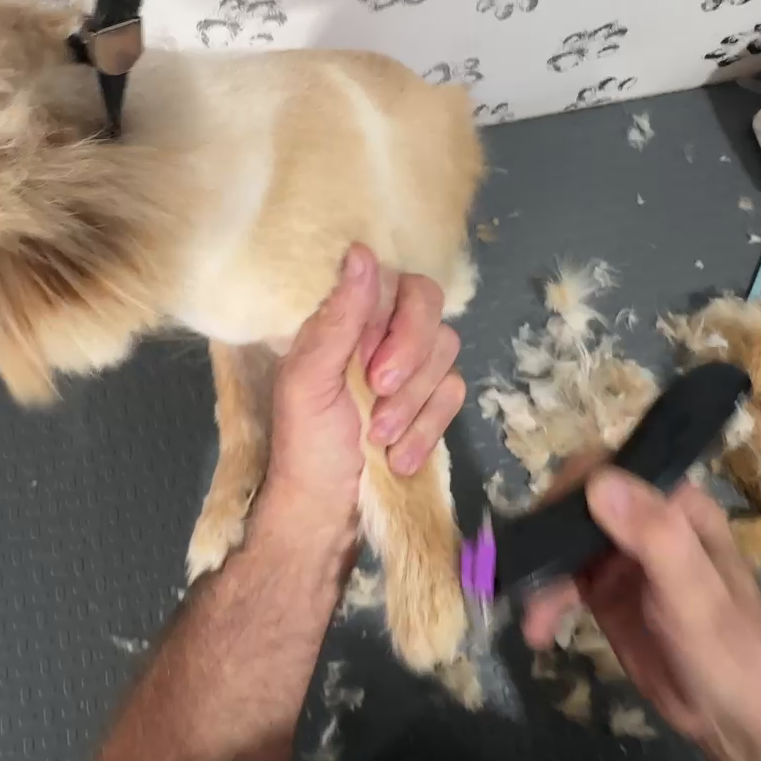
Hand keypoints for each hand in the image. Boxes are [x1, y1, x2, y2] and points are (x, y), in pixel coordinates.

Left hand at [258, 244, 465, 534]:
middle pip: (431, 313)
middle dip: (410, 363)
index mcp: (346, 318)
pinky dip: (426, 431)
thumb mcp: (308, 380)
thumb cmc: (305, 442)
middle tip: (377, 397)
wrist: (326, 510)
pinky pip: (454, 396)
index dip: (399, 324)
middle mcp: (380, 333)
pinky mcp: (430, 401)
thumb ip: (337, 318)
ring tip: (377, 439)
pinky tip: (398, 458)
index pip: (399, 283)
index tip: (371, 366)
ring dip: (413, 405)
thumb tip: (360, 251)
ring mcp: (410, 367)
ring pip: (447, 357)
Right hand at [520, 464, 760, 760]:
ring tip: (530, 612)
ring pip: (562, 541)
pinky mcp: (604, 590)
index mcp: (674, 506)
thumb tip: (597, 481)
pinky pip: (561, 579)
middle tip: (525, 565)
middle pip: (576, 502)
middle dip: (545, 532)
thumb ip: (654, 535)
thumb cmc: (733, 655)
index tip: (547, 523)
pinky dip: (544, 599)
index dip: (573, 487)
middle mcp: (644, 521)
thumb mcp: (696, 594)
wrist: (742, 729)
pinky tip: (537, 628)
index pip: (610, 468)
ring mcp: (621, 556)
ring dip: (539, 570)